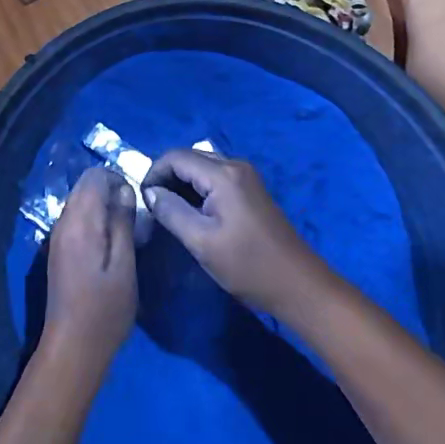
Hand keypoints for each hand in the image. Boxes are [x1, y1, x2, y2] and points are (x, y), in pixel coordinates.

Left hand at [42, 167, 137, 365]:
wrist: (72, 345)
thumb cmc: (105, 309)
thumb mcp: (124, 265)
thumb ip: (123, 223)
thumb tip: (125, 189)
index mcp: (80, 221)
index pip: (94, 176)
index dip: (116, 178)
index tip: (136, 199)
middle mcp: (63, 221)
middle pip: (84, 185)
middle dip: (109, 189)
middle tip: (133, 213)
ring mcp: (57, 235)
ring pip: (79, 200)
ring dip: (100, 204)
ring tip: (125, 226)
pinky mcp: (57, 248)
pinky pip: (75, 217)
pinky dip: (92, 217)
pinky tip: (108, 240)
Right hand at [142, 149, 322, 313]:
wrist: (300, 287)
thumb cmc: (249, 266)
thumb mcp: (202, 242)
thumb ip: (172, 212)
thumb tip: (151, 193)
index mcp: (223, 174)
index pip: (175, 157)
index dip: (154, 173)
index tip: (144, 199)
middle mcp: (234, 166)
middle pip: (188, 158)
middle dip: (166, 177)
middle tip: (154, 206)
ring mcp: (245, 177)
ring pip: (201, 167)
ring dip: (181, 183)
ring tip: (170, 211)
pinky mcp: (250, 190)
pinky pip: (214, 177)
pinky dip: (197, 188)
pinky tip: (193, 212)